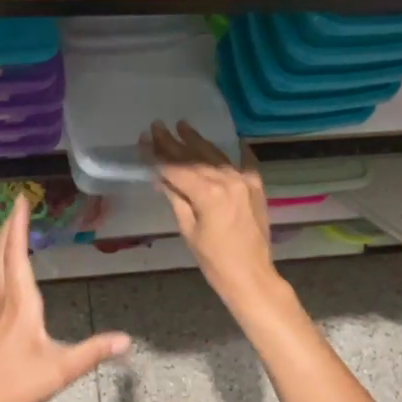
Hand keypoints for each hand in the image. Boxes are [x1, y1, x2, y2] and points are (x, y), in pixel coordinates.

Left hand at [0, 196, 130, 401]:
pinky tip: (11, 276)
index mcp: (21, 305)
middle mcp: (5, 304)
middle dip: (10, 227)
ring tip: (14, 230)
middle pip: (2, 256)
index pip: (18, 256)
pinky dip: (5, 266)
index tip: (21, 200)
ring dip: (5, 245)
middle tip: (17, 204)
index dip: (19, 226)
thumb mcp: (61, 371)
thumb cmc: (15, 387)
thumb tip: (127, 340)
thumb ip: (93, 352)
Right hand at [142, 121, 279, 300]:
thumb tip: (161, 176)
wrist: (252, 275)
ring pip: (216, 156)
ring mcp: (244, 180)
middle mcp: (227, 180)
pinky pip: (242, 162)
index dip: (158, 154)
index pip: (176, 167)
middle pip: (195, 157)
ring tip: (183, 126)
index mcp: (207, 193)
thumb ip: (176, 198)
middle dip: (175, 142)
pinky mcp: (256, 186)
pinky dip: (233, 151)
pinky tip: (229, 140)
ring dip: (198, 141)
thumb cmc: (214, 260)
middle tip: (158, 126)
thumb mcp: (188, 230)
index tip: (145, 139)